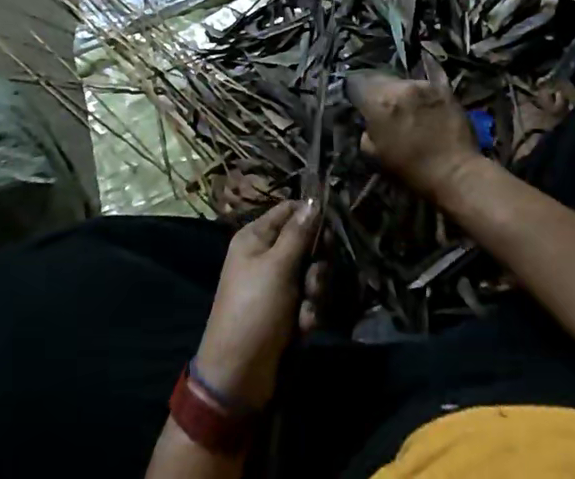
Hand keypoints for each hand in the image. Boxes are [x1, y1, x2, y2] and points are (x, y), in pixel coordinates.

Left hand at [193, 200, 319, 410]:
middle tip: (314, 280)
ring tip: (306, 312)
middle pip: (307, 243)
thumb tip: (314, 199)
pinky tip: (303, 329)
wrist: (239, 375)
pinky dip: (309, 313)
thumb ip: (299, 233)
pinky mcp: (286, 310)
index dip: (313, 215)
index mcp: (256, 237)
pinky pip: (309, 300)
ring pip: (312, 273)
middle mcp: (266, 255)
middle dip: (317, 264)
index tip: (335, 226)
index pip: (290, 210)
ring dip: (315, 293)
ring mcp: (276, 284)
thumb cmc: (254, 310)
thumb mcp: (278, 266)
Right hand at [346, 70, 481, 199]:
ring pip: (403, 81)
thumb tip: (368, 122)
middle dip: (377, 90)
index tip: (357, 100)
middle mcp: (400, 87)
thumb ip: (366, 132)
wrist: (455, 173)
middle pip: (379, 78)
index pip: (356, 84)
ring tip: (406, 108)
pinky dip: (421, 89)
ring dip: (401, 91)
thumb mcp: (374, 156)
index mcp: (378, 103)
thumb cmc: (411, 170)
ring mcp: (424, 85)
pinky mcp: (444, 88)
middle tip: (381, 105)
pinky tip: (422, 97)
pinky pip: (427, 81)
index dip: (354, 92)